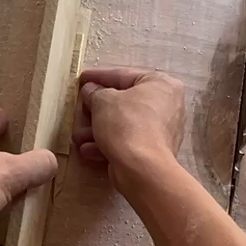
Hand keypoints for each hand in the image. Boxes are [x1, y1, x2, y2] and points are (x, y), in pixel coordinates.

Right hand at [70, 67, 185, 185]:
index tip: (82, 79)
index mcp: (161, 84)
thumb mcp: (103, 101)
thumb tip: (90, 90)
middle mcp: (167, 104)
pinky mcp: (154, 151)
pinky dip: (109, 144)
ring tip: (79, 136)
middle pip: (124, 102)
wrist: (142, 169)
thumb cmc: (126, 125)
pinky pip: (128, 141)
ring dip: (98, 130)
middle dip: (97, 109)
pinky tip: (88, 150)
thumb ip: (95, 92)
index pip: (124, 75)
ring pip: (124, 124)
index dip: (99, 76)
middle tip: (81, 108)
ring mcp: (163, 130)